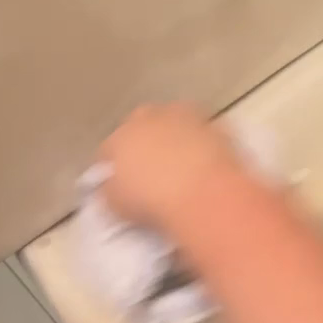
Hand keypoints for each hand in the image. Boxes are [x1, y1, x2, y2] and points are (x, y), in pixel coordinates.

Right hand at [99, 102, 246, 229]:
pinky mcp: (213, 123)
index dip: (112, 167)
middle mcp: (147, 117)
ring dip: (171, 140)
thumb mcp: (115, 205)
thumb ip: (109, 190)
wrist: (204, 196)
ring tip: (177, 168)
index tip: (118, 183)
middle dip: (141, 145)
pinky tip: (201, 166)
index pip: (108, 150)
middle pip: (139, 129)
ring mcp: (182, 116)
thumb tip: (112, 186)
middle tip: (148, 172)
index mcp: (118, 136)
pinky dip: (198, 144)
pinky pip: (199, 133)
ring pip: (171, 125)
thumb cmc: (152, 202)